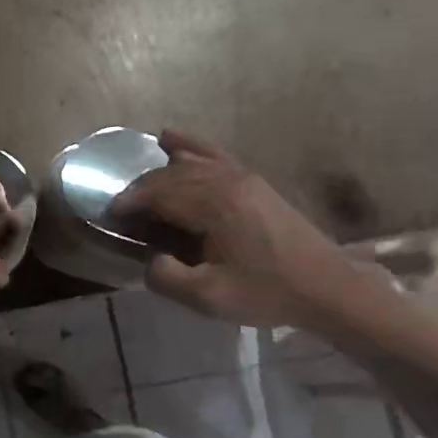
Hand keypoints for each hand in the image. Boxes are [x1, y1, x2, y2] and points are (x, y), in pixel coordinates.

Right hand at [109, 130, 371, 328]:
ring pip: (190, 161)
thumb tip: (151, 260)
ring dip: (160, 171)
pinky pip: (214, 155)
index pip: (158, 193)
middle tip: (122, 210)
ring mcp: (243, 177)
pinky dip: (190, 146)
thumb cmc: (267, 293)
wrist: (327, 288)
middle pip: (171, 175)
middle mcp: (227, 181)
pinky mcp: (255, 182)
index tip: (110, 216)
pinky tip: (173, 139)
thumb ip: (167, 278)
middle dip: (141, 189)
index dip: (130, 202)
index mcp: (215, 205)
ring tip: (140, 186)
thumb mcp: (209, 298)